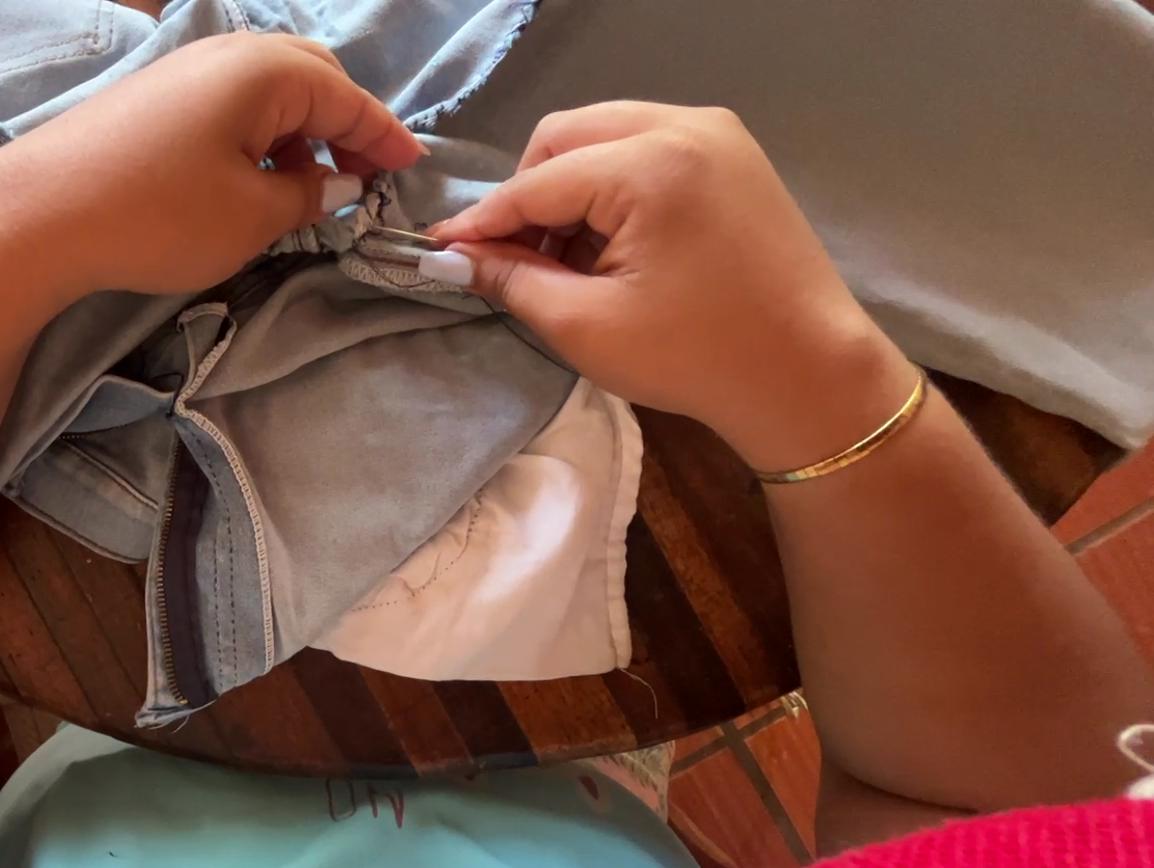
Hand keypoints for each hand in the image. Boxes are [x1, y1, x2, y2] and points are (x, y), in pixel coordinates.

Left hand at [0, 32, 424, 297]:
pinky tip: (252, 184)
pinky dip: (256, 145)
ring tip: (307, 195)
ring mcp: (187, 74)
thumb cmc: (161, 216)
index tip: (411, 168)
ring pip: (267, 100)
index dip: (383, 138)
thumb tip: (337, 186)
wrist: (44, 215)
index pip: (347, 100)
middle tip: (361, 179)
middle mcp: (229, 54)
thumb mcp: (250, 217)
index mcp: (267, 71)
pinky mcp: (156, 102)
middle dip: (342, 132)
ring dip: (298, 142)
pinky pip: (228, 113)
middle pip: (309, 85)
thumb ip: (306, 197)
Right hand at [430, 103, 911, 471]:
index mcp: (649, 166)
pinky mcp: (729, 156)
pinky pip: (639, 151)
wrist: (800, 372)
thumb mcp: (580, 324)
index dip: (479, 222)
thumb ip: (509, 279)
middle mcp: (684, 126)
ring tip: (558, 258)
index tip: (436, 251)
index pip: (534, 183)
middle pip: (564, 137)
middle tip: (510, 259)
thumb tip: (448, 259)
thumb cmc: (687, 355)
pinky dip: (603, 190)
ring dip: (562, 191)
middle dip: (524, 195)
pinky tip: (602, 245)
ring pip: (601, 138)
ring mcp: (714, 135)